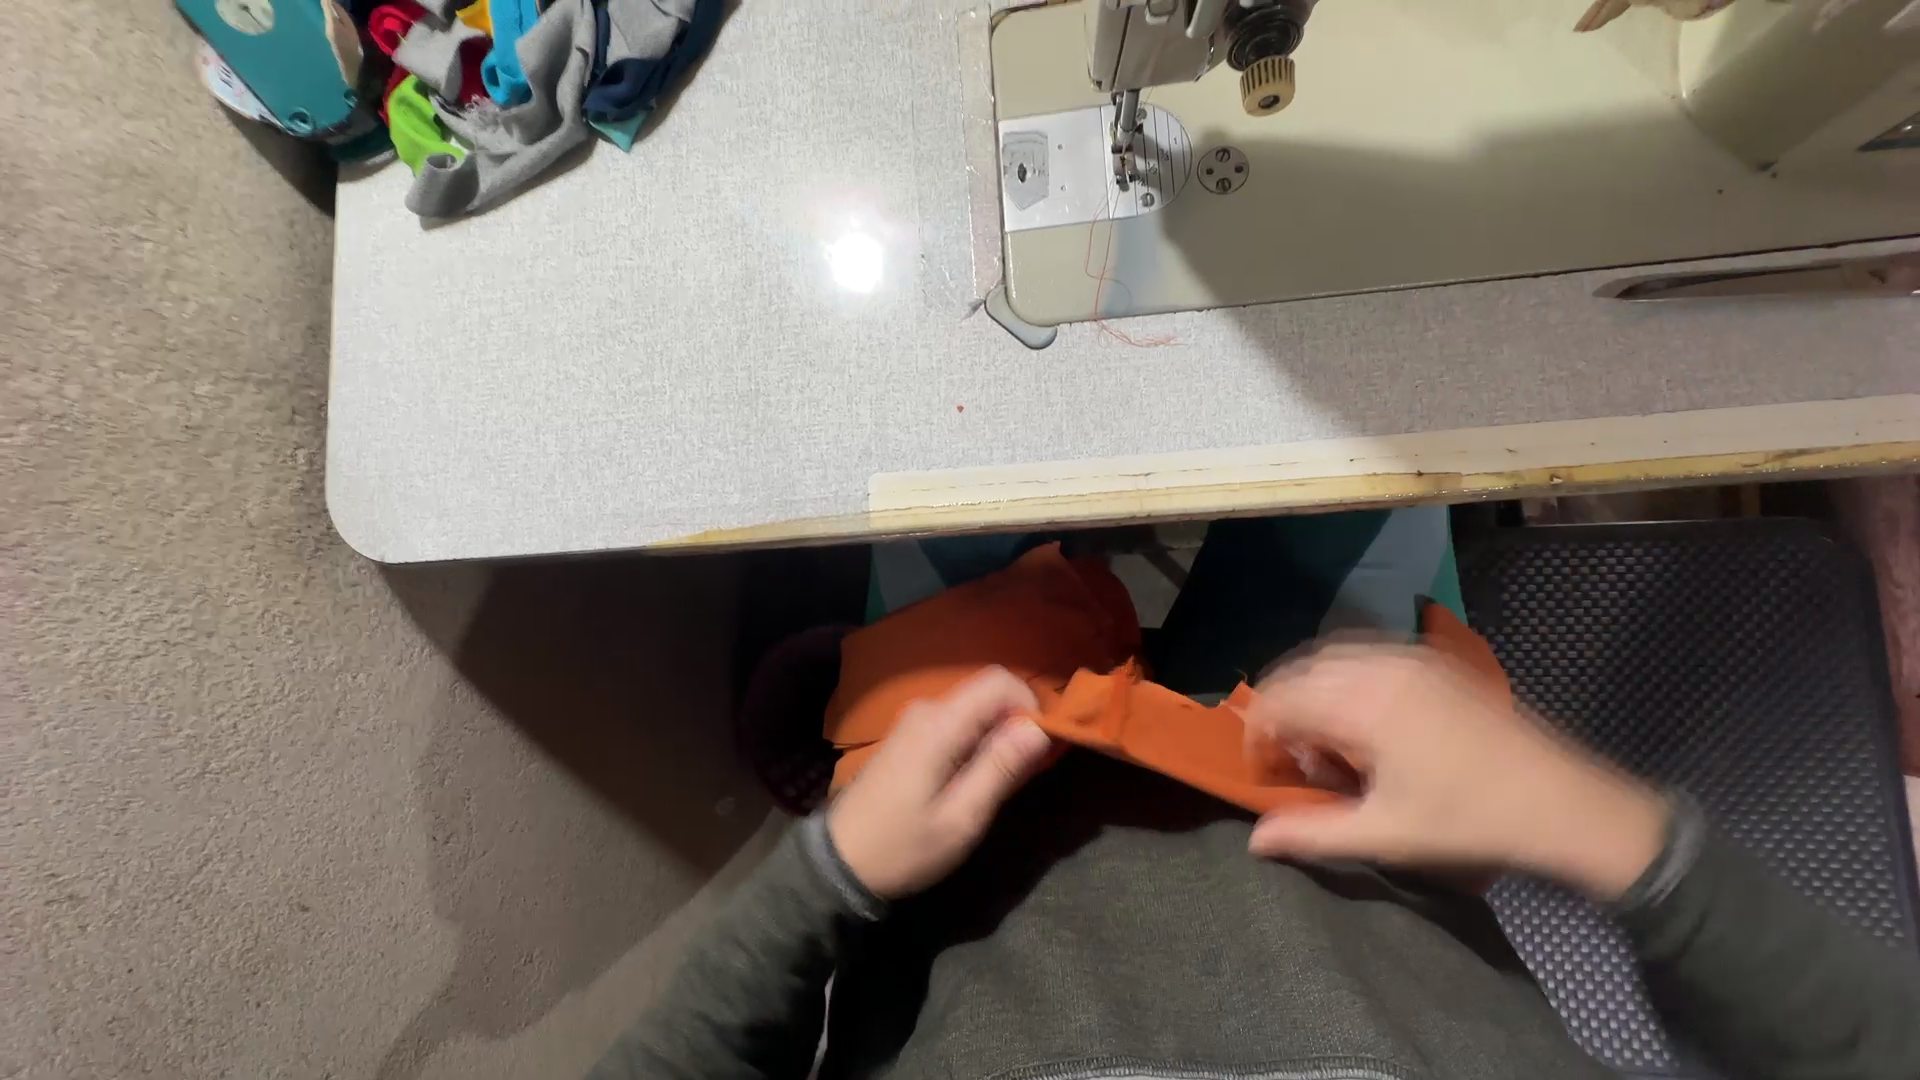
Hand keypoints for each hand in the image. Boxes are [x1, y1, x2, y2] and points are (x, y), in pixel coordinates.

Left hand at [828, 666, 1053, 899]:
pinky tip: (973, 779)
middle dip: (1016, 723)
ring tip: (999, 782)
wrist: (841, 862)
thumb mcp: (961, 818)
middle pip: (988, 693)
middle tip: (1024, 773)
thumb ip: (1000, 768)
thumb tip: (1039, 729)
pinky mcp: (910, 735)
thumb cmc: (903, 846)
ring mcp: (915, 720)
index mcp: (940, 724)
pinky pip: (957, 721)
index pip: (1000, 682)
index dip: (1030, 706)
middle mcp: (927, 709)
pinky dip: (977, 741)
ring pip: (974, 708)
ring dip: (997, 735)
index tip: (1041, 747)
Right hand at [1242, 644, 1668, 900]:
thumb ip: (1314, 834)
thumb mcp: (1388, 835)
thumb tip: (1256, 841)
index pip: (1279, 700)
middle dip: (1284, 715)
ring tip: (1327, 741)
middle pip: (1298, 674)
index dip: (1259, 735)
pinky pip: (1363, 655)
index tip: (1266, 771)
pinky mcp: (1432, 661)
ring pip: (1328, 660)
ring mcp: (1409, 658)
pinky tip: (1359, 718)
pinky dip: (1343, 679)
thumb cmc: (1472, 823)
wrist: (1573, 807)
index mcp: (1362, 704)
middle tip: (1297, 759)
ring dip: (1312, 695)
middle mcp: (1379, 667)